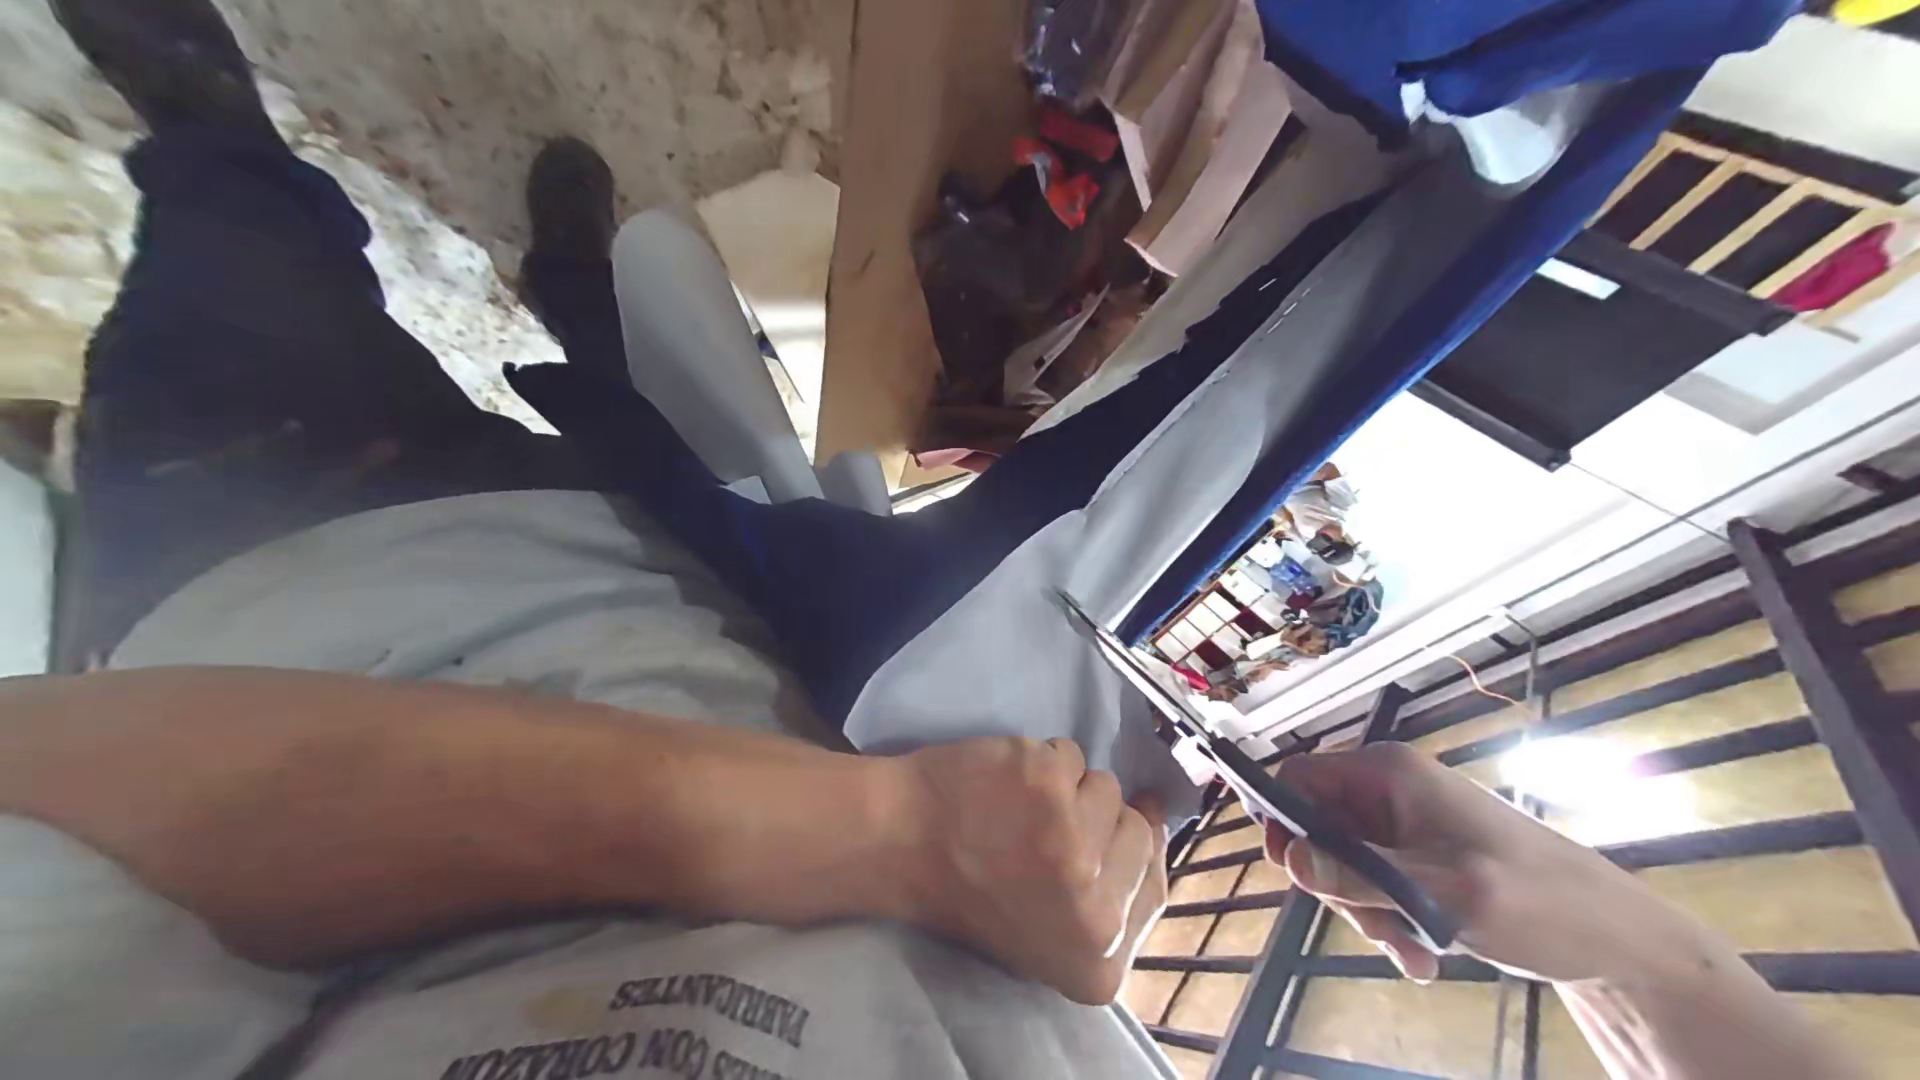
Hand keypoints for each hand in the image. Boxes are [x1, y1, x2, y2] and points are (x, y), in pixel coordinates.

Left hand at [894, 737, 1167, 1004]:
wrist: (899, 843)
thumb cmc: (970, 887)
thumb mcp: (1048, 927)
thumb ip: (1111, 891)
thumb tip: (1155, 817)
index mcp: (1099, 960)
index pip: (1156, 884)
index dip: (1136, 848)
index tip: (1103, 829)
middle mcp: (1095, 908)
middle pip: (1137, 829)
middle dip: (1095, 817)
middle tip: (1043, 828)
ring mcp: (1072, 839)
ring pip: (1105, 785)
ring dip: (1064, 786)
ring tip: (1017, 808)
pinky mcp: (1047, 781)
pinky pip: (1068, 752)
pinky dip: (1038, 758)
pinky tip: (1004, 783)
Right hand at [1263, 743, 1711, 984]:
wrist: (1623, 940)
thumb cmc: (1542, 901)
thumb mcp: (1446, 894)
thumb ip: (1362, 876)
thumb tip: (1288, 859)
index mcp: (1387, 771)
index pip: (1297, 778)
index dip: (1282, 819)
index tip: (1294, 872)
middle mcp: (1386, 787)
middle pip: (1318, 825)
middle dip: (1337, 883)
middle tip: (1374, 928)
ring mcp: (1402, 819)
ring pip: (1344, 858)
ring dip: (1365, 908)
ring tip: (1410, 950)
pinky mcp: (1416, 849)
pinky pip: (1374, 876)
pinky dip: (1386, 914)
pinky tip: (1420, 952)